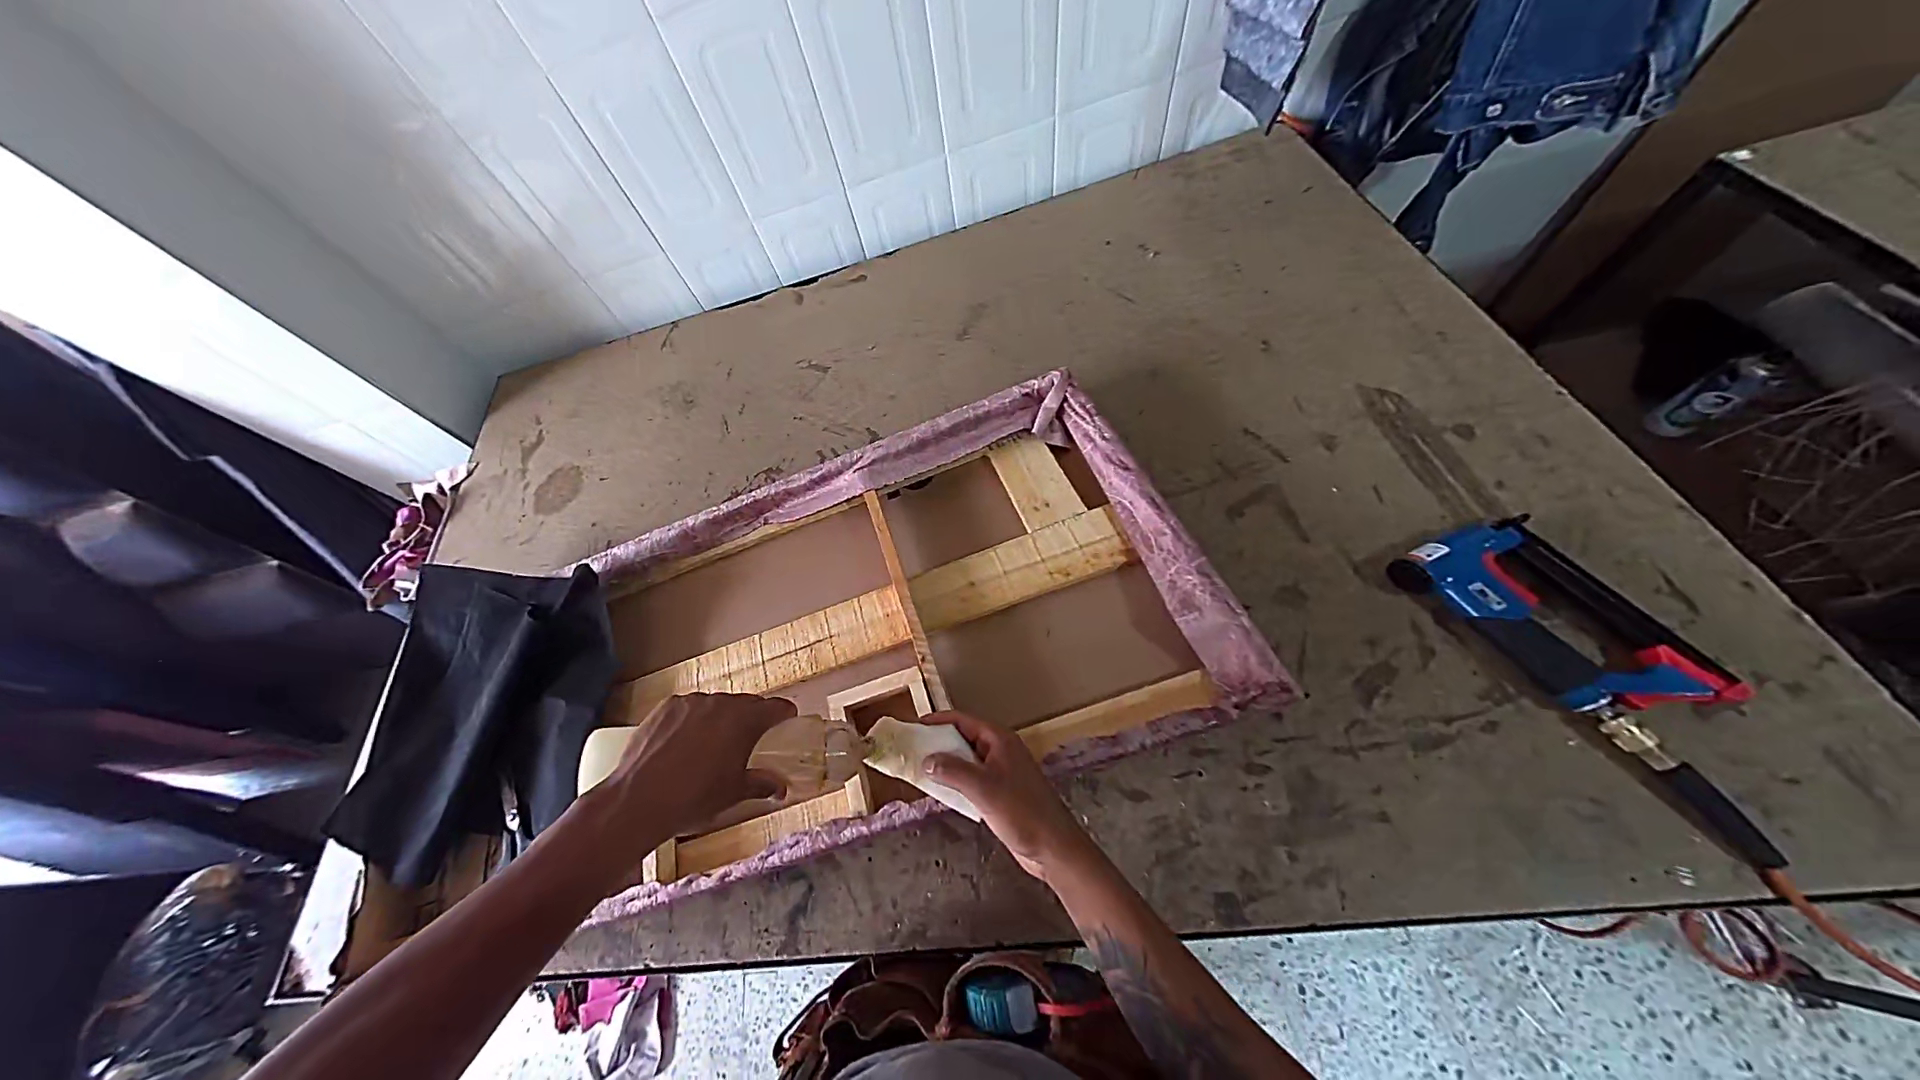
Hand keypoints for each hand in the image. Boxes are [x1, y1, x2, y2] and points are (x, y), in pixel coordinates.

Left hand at [571, 693, 794, 893]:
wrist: (638, 800)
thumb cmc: (693, 797)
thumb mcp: (734, 793)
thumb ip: (762, 784)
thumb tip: (779, 788)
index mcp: (745, 720)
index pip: (775, 707)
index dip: (783, 714)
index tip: (786, 720)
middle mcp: (720, 703)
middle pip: (745, 704)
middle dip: (750, 719)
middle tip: (748, 741)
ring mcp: (691, 702)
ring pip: (715, 704)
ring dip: (719, 718)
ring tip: (711, 745)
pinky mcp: (665, 707)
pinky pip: (688, 707)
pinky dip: (692, 719)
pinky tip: (684, 743)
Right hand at [917, 711, 1099, 882]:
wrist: (1053, 847)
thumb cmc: (1023, 813)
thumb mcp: (983, 788)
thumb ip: (953, 771)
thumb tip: (928, 760)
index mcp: (1000, 740)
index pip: (963, 720)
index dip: (938, 721)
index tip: (915, 728)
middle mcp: (1001, 751)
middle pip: (964, 738)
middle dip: (939, 744)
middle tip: (913, 751)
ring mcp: (1002, 772)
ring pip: (967, 761)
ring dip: (946, 765)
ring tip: (921, 771)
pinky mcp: (1002, 792)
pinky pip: (973, 779)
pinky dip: (957, 782)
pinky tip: (942, 793)